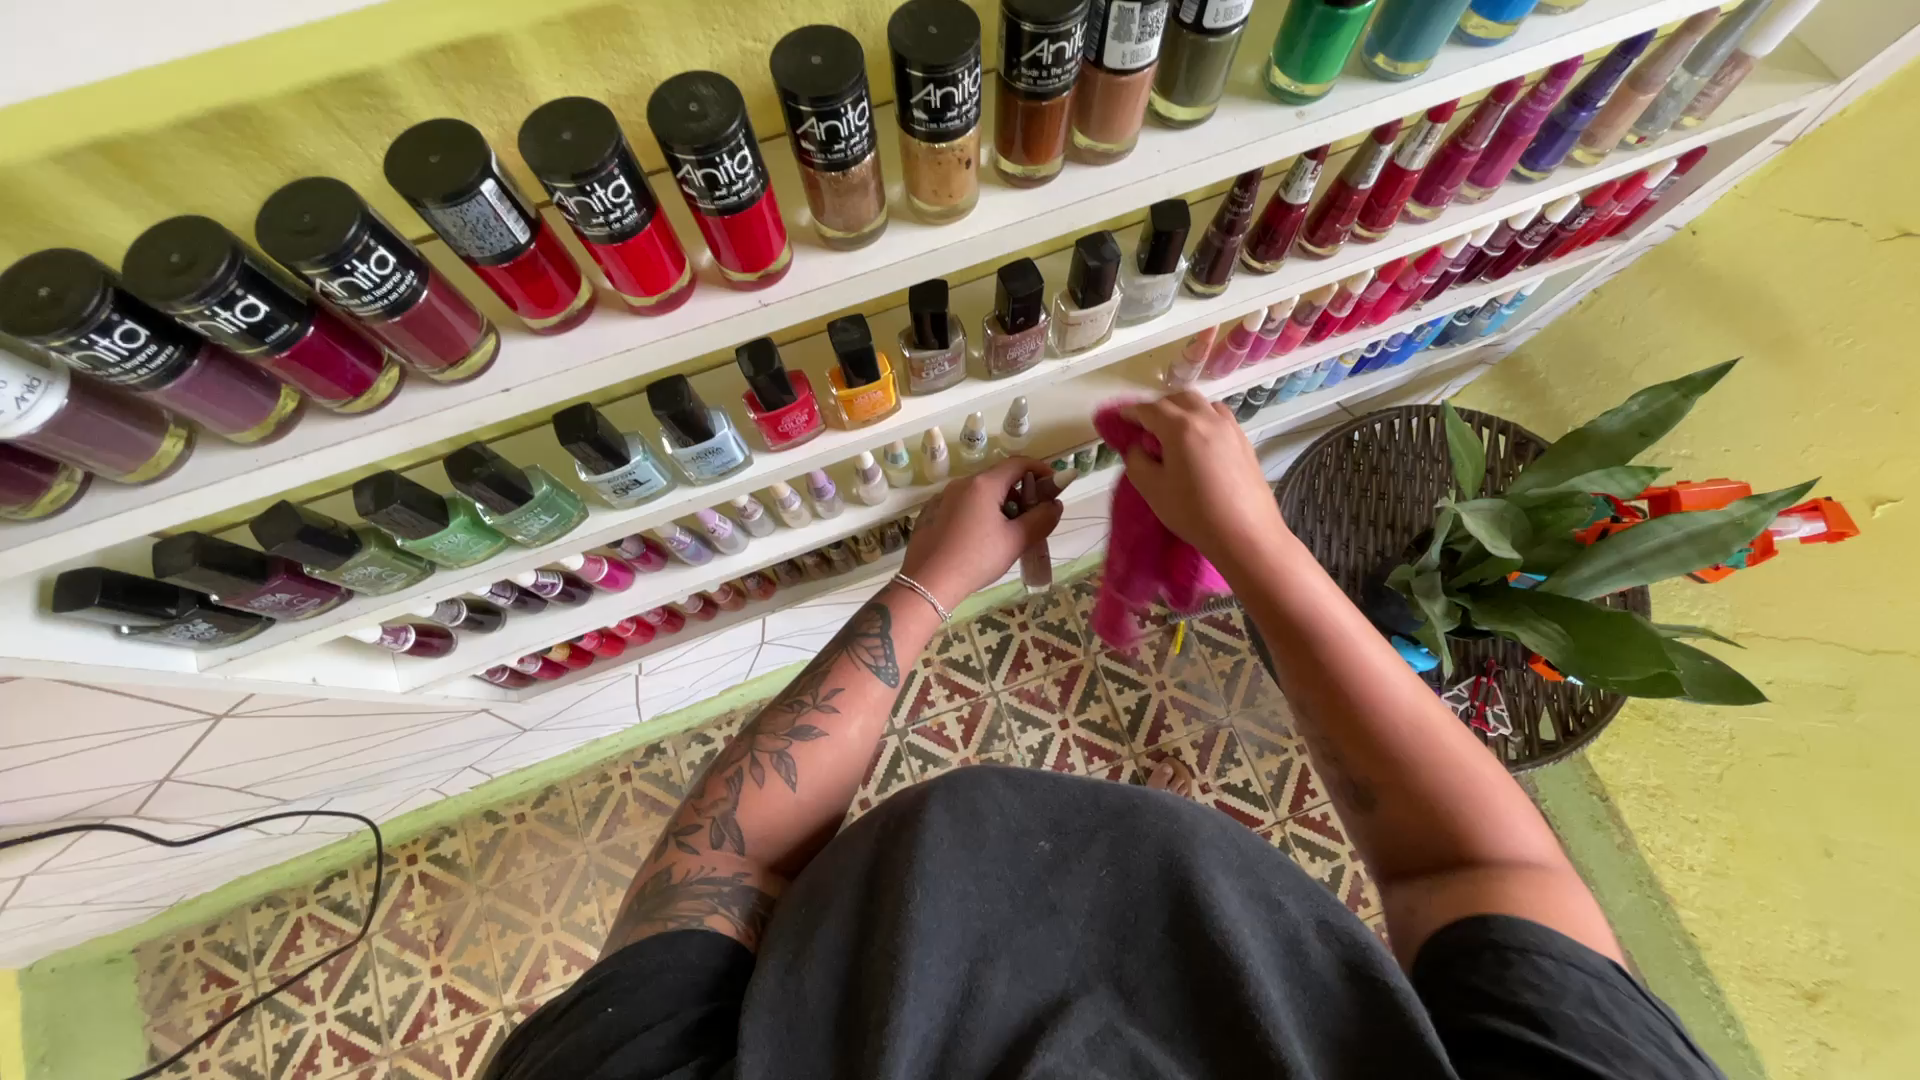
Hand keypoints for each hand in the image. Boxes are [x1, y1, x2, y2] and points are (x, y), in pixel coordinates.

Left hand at [901, 456, 1064, 606]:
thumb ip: (1041, 519)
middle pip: (998, 478)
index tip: (1053, 487)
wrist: (927, 583)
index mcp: (984, 484)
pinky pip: (963, 505)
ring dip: (999, 504)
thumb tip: (1055, 504)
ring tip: (1006, 533)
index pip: (1019, 463)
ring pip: (980, 493)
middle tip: (1031, 518)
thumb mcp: (1016, 541)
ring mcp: (943, 497)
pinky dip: (979, 513)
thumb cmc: (976, 559)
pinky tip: (978, 540)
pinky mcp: (931, 513)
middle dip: (1020, 493)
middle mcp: (961, 483)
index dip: (1040, 470)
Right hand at [1120, 391, 1290, 567]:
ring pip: (1202, 404)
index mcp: (1181, 428)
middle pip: (1179, 398)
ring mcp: (1230, 428)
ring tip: (1174, 433)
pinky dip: (1203, 420)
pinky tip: (1199, 444)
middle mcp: (1208, 418)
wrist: (1245, 533)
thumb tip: (1139, 448)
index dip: (1131, 412)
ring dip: (1183, 410)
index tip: (1120, 419)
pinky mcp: (1244, 442)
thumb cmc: (1193, 513)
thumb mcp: (1152, 489)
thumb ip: (1137, 461)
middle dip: (1158, 407)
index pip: (1150, 409)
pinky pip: (1219, 418)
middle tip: (1145, 427)